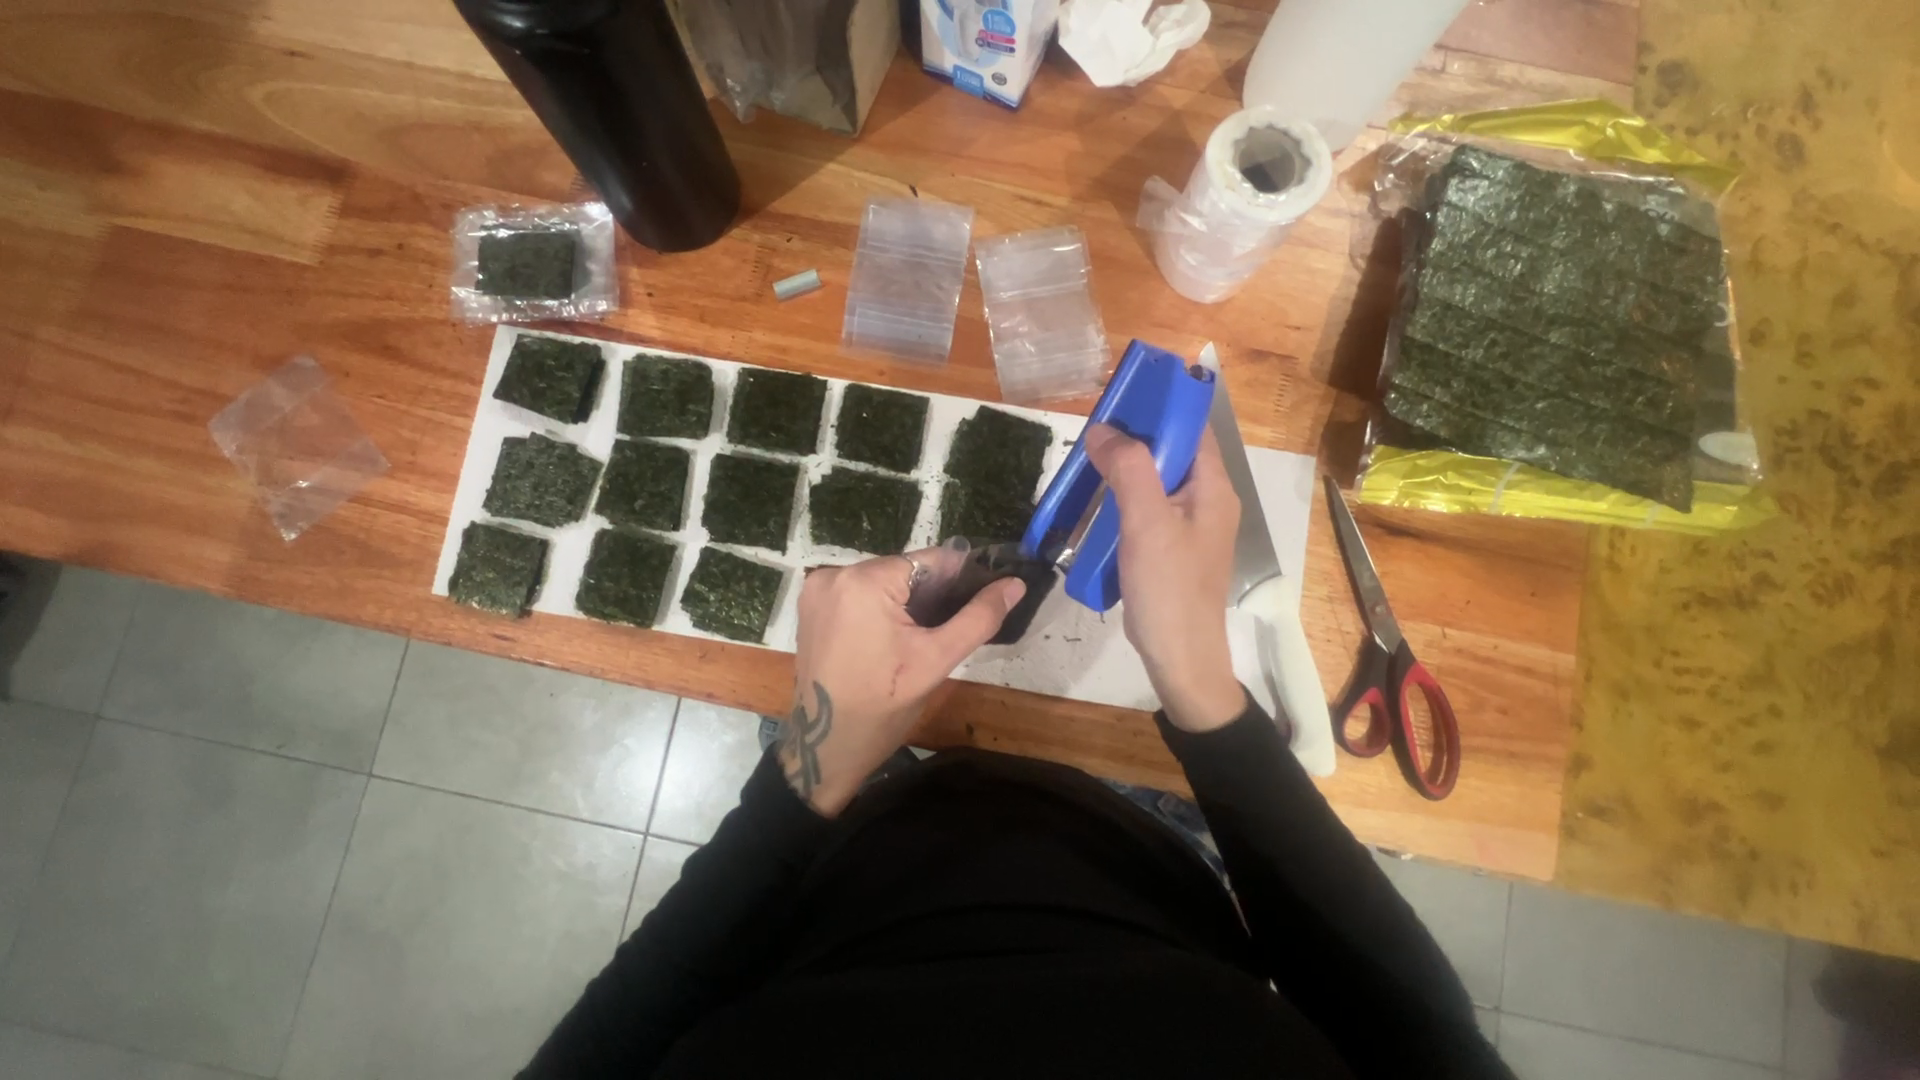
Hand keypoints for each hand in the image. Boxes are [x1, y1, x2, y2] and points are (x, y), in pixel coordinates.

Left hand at [780, 543, 1025, 816]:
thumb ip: (978, 618)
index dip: (960, 580)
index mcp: (865, 581)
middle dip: (930, 595)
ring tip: (922, 638)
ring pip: (882, 582)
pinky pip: (859, 594)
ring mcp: (818, 590)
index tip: (979, 603)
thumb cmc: (882, 706)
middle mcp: (836, 574)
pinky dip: (879, 609)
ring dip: (905, 602)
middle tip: (948, 631)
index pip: (930, 560)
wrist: (824, 747)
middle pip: (904, 570)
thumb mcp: (936, 661)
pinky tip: (891, 640)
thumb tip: (1015, 585)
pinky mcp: (810, 607)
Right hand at [1084, 423, 1245, 732]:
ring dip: (1122, 470)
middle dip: (1132, 437)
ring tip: (1086, 464)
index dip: (1158, 406)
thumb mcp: (1147, 523)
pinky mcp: (1170, 549)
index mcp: (1213, 487)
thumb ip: (1129, 469)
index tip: (1117, 396)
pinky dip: (1120, 501)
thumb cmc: (1168, 588)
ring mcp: (1189, 527)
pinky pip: (1145, 510)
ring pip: (1154, 481)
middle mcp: (1207, 500)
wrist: (1179, 659)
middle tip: (1090, 432)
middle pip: (1170, 452)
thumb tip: (1103, 429)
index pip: (1191, 427)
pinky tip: (1094, 506)